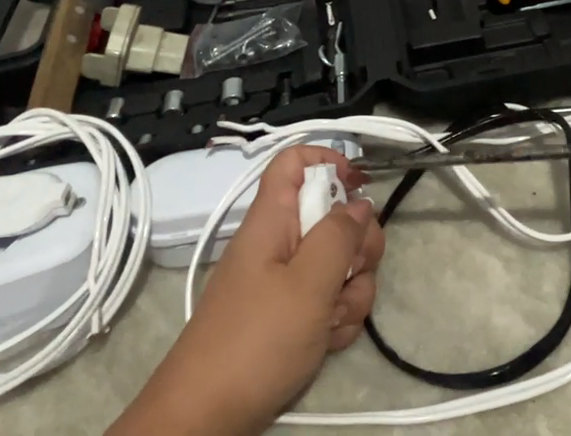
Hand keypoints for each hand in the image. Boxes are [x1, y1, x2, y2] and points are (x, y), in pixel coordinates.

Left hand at [110, 146, 384, 435]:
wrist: (208, 416)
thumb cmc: (255, 341)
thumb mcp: (308, 284)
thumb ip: (339, 236)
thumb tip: (361, 203)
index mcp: (273, 220)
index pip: (294, 161)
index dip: (329, 160)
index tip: (361, 185)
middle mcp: (280, 242)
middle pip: (334, 216)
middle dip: (358, 245)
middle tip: (352, 271)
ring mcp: (287, 281)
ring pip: (341, 263)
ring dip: (350, 291)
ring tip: (330, 321)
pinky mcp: (293, 314)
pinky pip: (331, 301)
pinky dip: (337, 319)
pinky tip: (326, 341)